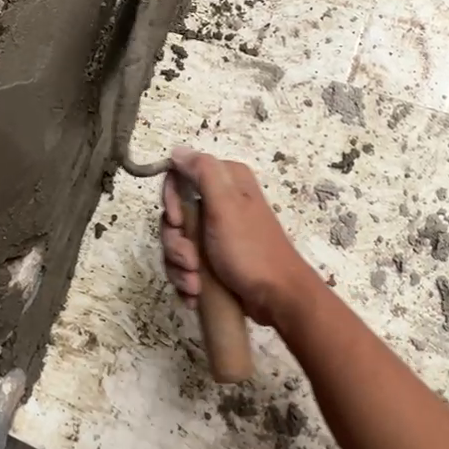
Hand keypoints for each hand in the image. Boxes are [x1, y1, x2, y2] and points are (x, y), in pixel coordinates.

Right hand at [159, 146, 319, 327]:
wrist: (277, 297)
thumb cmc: (251, 250)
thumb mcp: (226, 205)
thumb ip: (203, 172)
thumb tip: (177, 151)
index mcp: (225, 181)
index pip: (179, 177)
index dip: (171, 202)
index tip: (177, 222)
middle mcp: (220, 202)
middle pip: (174, 215)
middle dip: (176, 244)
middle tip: (191, 262)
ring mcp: (215, 232)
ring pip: (177, 243)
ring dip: (180, 267)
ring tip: (196, 285)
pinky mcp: (213, 258)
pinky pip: (184, 264)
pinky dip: (186, 280)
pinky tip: (196, 294)